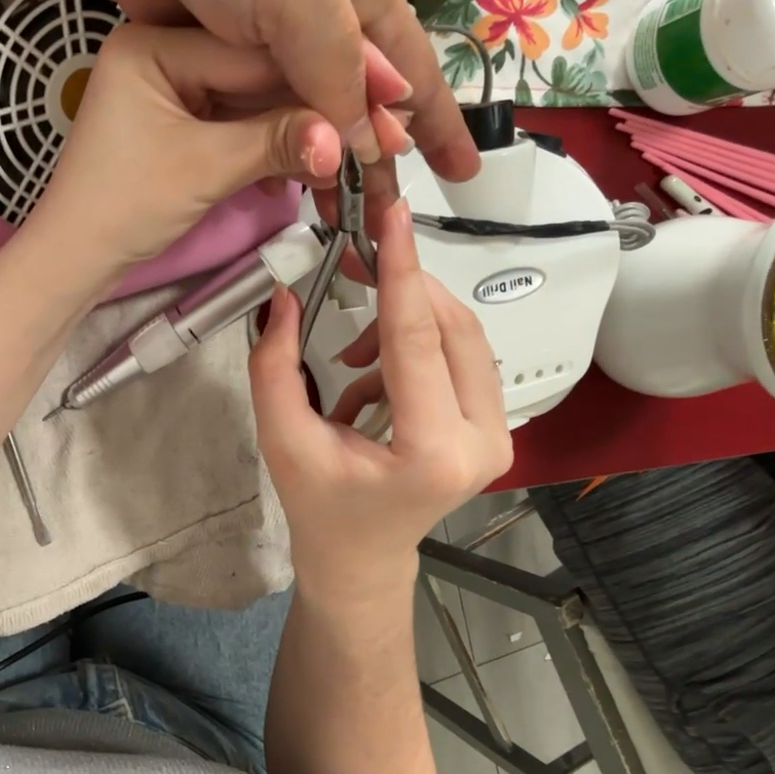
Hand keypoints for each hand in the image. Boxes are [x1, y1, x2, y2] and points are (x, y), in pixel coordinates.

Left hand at [28, 23, 410, 285]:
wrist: (71, 262)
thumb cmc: (122, 209)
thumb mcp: (205, 168)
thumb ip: (279, 141)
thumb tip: (349, 139)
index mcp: (155, 43)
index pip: (256, 54)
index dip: (321, 81)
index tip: (384, 101)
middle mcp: (161, 52)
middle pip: (256, 75)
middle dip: (311, 109)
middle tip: (378, 133)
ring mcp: (166, 89)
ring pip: (249, 102)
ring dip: (295, 131)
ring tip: (347, 154)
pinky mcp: (171, 123)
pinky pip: (231, 124)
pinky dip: (265, 145)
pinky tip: (305, 164)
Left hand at [80, 0, 482, 199]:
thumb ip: (334, 72)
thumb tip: (367, 144)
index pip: (402, 66)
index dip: (428, 121)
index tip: (457, 171)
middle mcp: (307, 19)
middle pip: (346, 103)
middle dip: (369, 160)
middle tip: (381, 219)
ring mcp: (251, 41)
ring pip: (293, 115)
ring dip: (313, 163)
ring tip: (335, 217)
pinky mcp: (202, 56)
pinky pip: (239, 116)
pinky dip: (259, 150)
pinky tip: (273, 187)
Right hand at [249, 199, 512, 592]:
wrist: (360, 558)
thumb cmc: (318, 508)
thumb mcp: (282, 440)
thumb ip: (274, 367)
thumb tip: (285, 297)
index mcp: (431, 450)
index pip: (418, 342)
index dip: (401, 274)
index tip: (393, 215)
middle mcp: (484, 440)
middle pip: (455, 330)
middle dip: (404, 290)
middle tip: (355, 265)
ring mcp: (500, 435)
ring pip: (464, 340)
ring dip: (406, 324)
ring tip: (348, 358)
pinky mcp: (495, 428)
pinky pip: (460, 360)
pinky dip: (412, 352)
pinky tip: (369, 385)